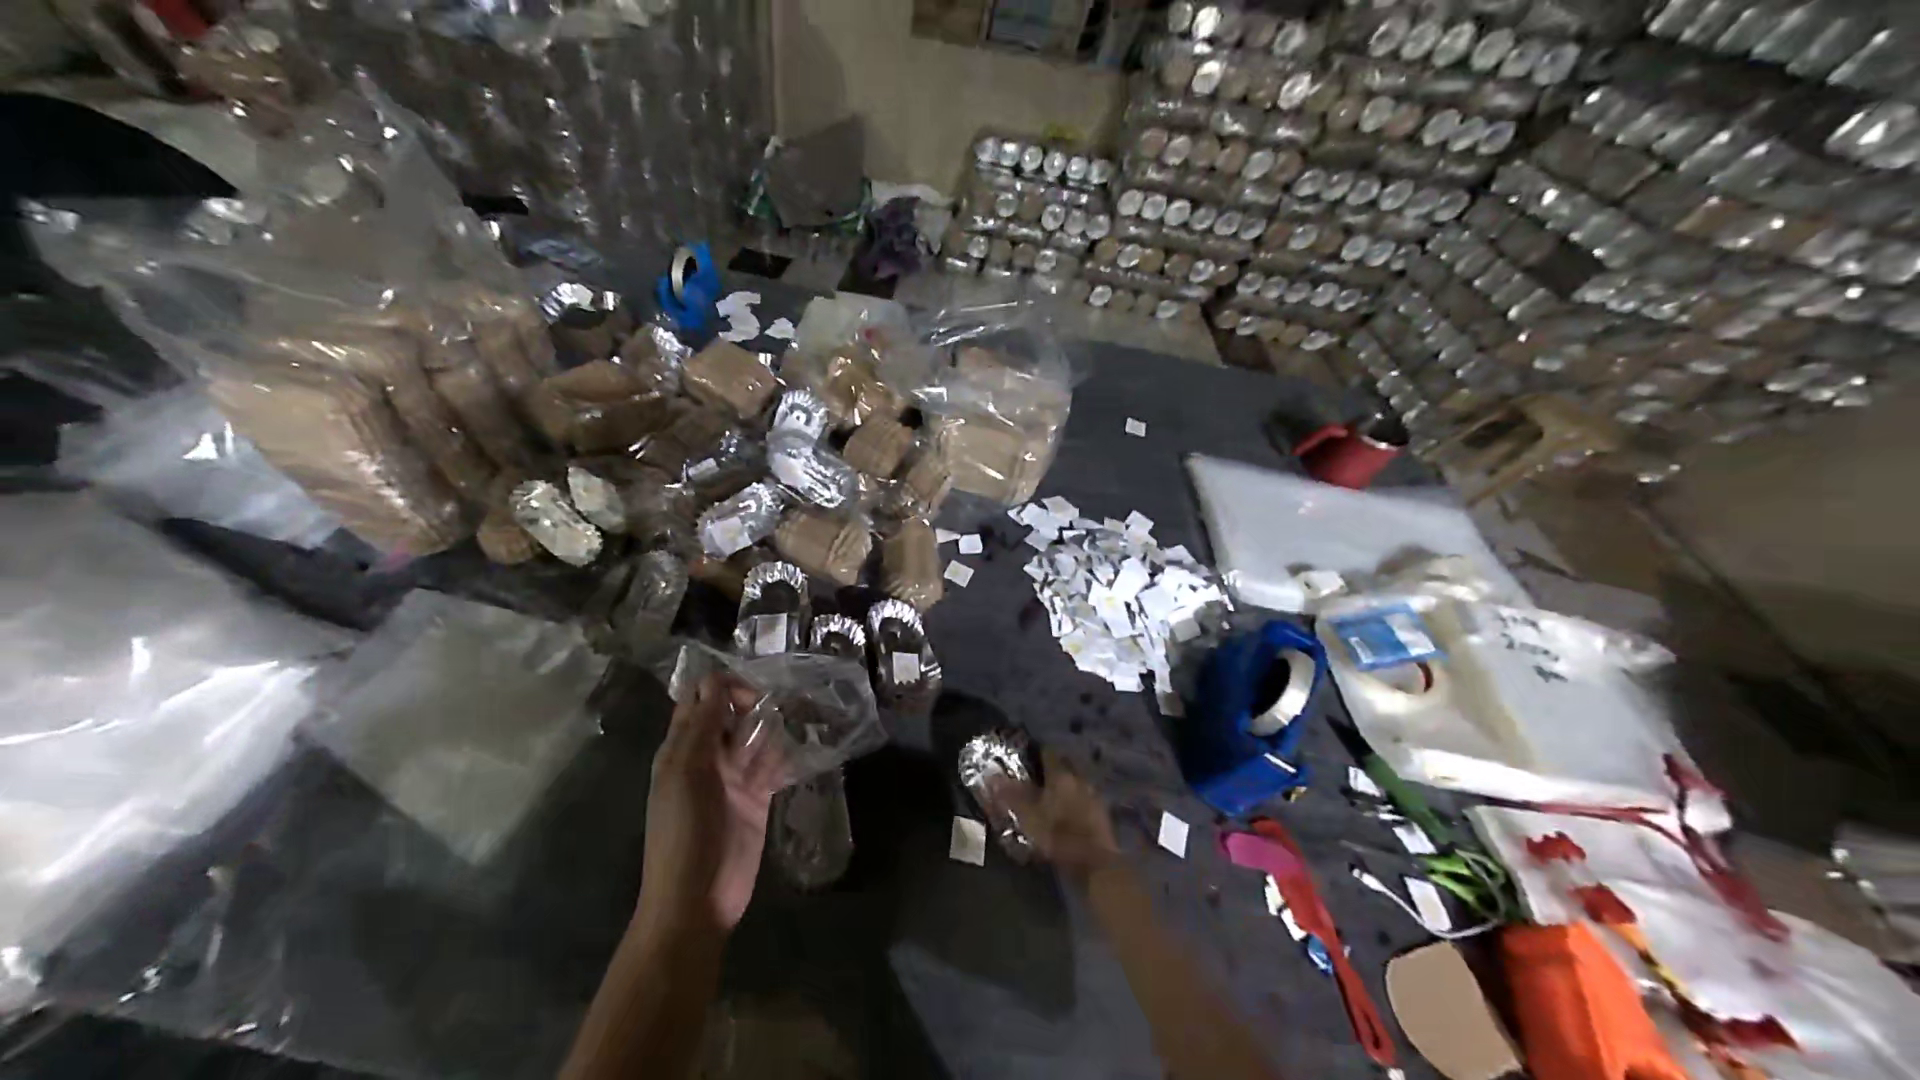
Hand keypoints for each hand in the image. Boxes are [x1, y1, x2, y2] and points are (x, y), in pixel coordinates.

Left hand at [640, 673, 784, 931]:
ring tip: (804, 720)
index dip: (725, 688)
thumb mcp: (687, 773)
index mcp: (682, 747)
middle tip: (785, 706)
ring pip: (757, 737)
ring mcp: (734, 777)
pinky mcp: (758, 797)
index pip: (701, 699)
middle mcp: (708, 756)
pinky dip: (788, 754)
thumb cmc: (684, 833)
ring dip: (776, 727)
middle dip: (756, 704)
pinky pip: (774, 765)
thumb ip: (702, 726)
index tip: (754, 696)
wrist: (696, 900)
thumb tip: (717, 680)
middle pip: (733, 714)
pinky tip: (807, 747)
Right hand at [1003, 748, 1120, 880]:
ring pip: (1076, 781)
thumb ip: (1010, 795)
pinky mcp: (1102, 813)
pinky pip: (1085, 797)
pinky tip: (1067, 813)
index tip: (1025, 758)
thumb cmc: (1057, 835)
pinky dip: (1075, 800)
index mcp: (1061, 775)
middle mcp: (1079, 779)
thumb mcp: (1028, 816)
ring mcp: (1094, 795)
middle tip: (1037, 777)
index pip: (1048, 752)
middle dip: (1052, 767)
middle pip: (1065, 764)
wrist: (1095, 863)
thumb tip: (991, 776)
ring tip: (1051, 796)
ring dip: (1065, 785)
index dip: (1036, 753)